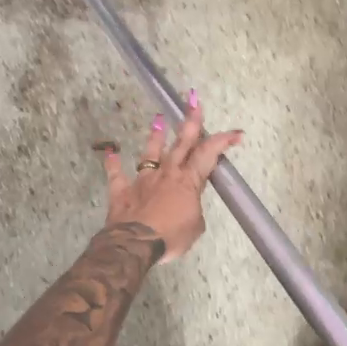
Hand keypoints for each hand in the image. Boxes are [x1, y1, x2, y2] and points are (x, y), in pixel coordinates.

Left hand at [100, 90, 242, 262]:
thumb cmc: (171, 236)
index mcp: (188, 182)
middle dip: (190, 122)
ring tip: (158, 118)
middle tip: (194, 101)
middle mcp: (166, 174)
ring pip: (150, 153)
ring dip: (155, 136)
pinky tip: (111, 153)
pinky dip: (113, 164)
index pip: (209, 155)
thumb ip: (194, 210)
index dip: (223, 141)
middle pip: (181, 143)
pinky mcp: (122, 191)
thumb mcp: (195, 226)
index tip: (236, 133)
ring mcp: (143, 180)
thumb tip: (187, 207)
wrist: (135, 243)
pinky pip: (117, 175)